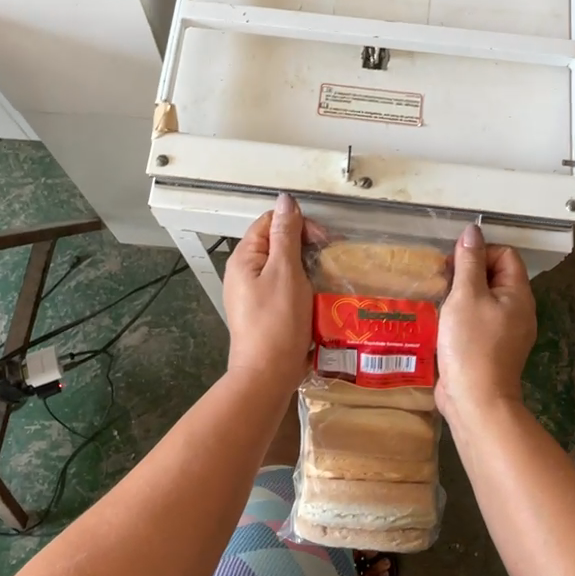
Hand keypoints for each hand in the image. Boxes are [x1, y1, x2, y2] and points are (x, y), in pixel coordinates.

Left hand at [222, 193, 313, 388]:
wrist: (267, 376)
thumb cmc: (277, 322)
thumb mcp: (285, 271)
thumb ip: (286, 234)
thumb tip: (285, 199)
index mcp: (244, 258)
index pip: (271, 222)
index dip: (299, 224)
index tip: (324, 241)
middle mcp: (244, 273)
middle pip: (278, 243)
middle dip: (306, 246)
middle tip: (331, 259)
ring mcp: (254, 294)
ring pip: (285, 267)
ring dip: (308, 268)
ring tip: (329, 277)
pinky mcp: (266, 312)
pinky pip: (286, 289)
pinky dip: (304, 288)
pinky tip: (320, 296)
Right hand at [436, 224, 536, 420]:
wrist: (475, 400)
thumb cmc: (471, 344)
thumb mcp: (466, 296)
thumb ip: (469, 262)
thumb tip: (472, 231)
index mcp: (518, 295)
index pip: (505, 255)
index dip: (480, 253)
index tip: (454, 266)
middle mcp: (518, 311)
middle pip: (495, 275)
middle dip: (467, 273)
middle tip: (443, 283)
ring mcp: (505, 331)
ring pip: (483, 298)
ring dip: (460, 295)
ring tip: (439, 301)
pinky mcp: (490, 348)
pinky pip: (477, 319)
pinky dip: (461, 315)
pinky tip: (441, 322)